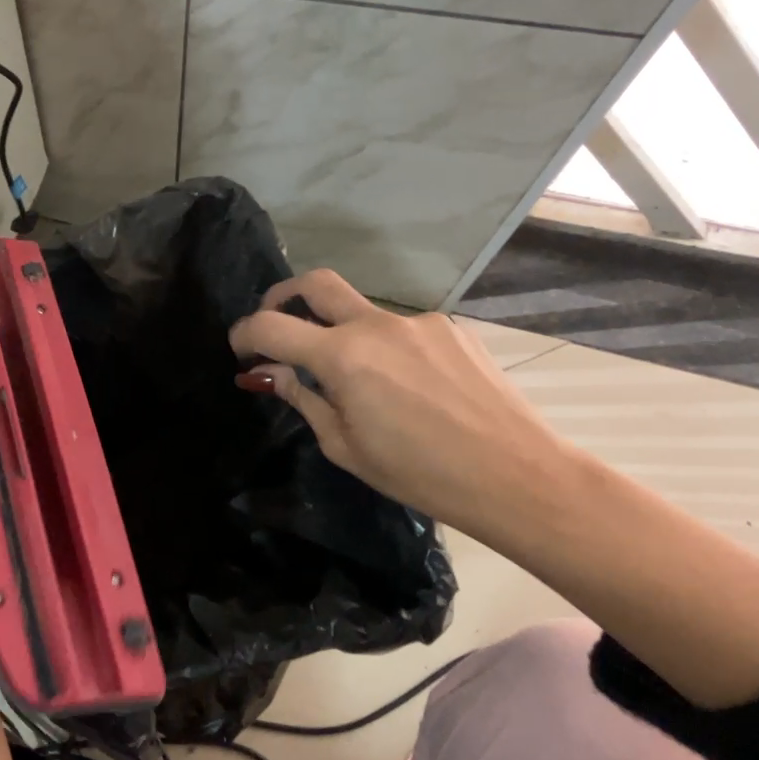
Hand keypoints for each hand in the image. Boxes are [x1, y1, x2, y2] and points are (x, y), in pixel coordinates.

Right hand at [227, 269, 576, 534]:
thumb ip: (303, 399)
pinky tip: (404, 387)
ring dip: (342, 333)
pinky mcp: (452, 330)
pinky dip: (384, 348)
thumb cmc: (419, 474)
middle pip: (316, 283)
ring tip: (356, 381)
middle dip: (283, 297)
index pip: (270, 325)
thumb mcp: (343, 445)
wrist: (518, 476)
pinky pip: (401, 329)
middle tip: (276, 326)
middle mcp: (377, 325)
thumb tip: (271, 373)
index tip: (241, 352)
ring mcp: (419, 322)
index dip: (244, 335)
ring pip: (362, 312)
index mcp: (343, 356)